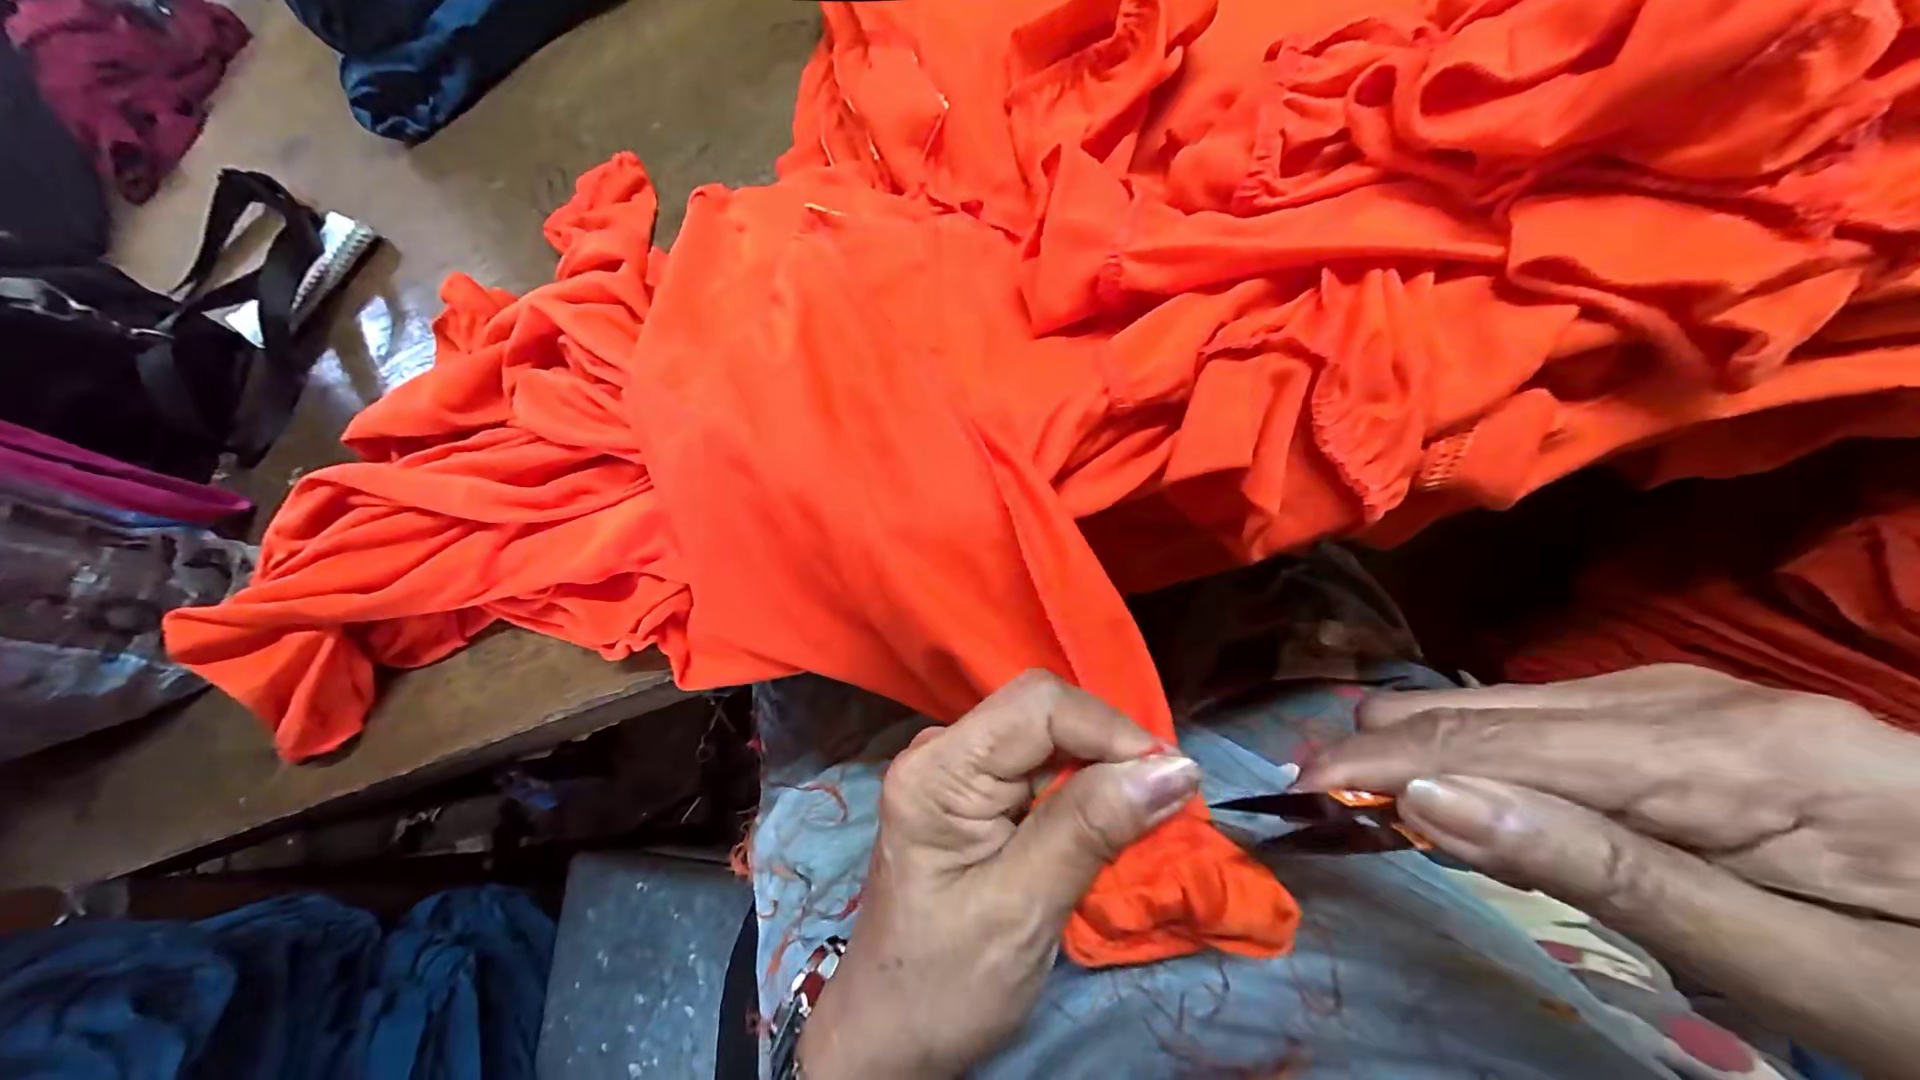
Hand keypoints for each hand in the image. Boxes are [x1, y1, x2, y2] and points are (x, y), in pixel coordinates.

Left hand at [797, 670, 1200, 1078]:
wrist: (891, 1030)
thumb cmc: (944, 982)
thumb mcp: (1023, 909)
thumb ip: (1091, 828)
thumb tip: (1175, 767)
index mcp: (938, 769)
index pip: (1038, 707)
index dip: (1109, 730)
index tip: (1171, 779)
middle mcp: (942, 750)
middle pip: (1042, 711)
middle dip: (1109, 745)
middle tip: (1165, 796)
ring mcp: (956, 768)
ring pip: (1047, 733)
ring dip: (1102, 764)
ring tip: (1146, 808)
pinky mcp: (973, 791)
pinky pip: (1040, 763)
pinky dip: (1083, 783)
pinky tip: (1108, 813)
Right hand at [1300, 664, 1919, 1079]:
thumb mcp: (1814, 974)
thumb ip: (1604, 873)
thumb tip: (1429, 803)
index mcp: (1725, 754)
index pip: (1495, 746)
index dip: (1381, 764)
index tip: (1295, 788)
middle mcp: (1677, 695)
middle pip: (1475, 708)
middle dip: (1381, 751)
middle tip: (1315, 798)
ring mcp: (1669, 693)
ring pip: (1488, 703)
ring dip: (1415, 748)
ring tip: (1361, 789)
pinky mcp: (1664, 710)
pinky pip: (1525, 717)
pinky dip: (1465, 749)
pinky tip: (1450, 779)